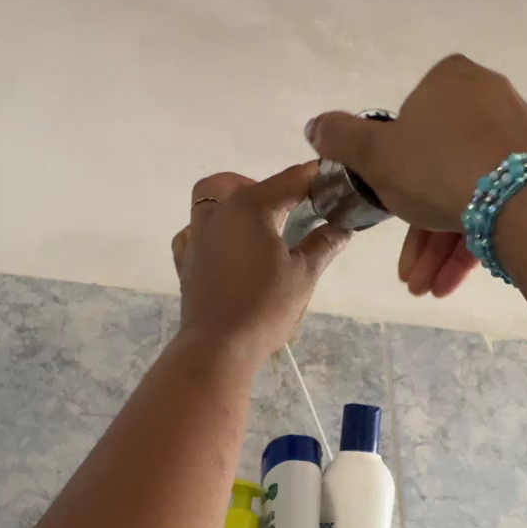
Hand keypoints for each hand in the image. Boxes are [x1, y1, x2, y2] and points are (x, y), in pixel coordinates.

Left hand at [171, 163, 350, 359]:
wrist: (219, 347)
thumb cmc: (265, 308)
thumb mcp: (303, 275)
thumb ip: (322, 245)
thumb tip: (342, 227)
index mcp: (248, 207)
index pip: (289, 181)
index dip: (314, 180)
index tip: (334, 184)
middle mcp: (216, 213)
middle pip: (238, 183)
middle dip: (264, 188)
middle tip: (287, 214)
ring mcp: (195, 237)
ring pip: (208, 201)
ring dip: (231, 204)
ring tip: (256, 230)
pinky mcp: (185, 262)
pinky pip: (194, 233)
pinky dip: (211, 234)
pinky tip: (227, 252)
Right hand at [306, 54, 526, 297]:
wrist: (517, 201)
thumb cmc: (436, 168)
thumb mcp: (374, 156)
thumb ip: (341, 139)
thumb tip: (313, 126)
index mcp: (448, 80)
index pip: (409, 125)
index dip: (392, 174)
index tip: (388, 211)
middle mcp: (487, 98)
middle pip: (436, 171)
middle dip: (417, 233)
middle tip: (408, 274)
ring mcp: (515, 136)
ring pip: (462, 195)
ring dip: (438, 251)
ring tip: (425, 289)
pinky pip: (491, 205)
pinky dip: (467, 244)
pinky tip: (447, 285)